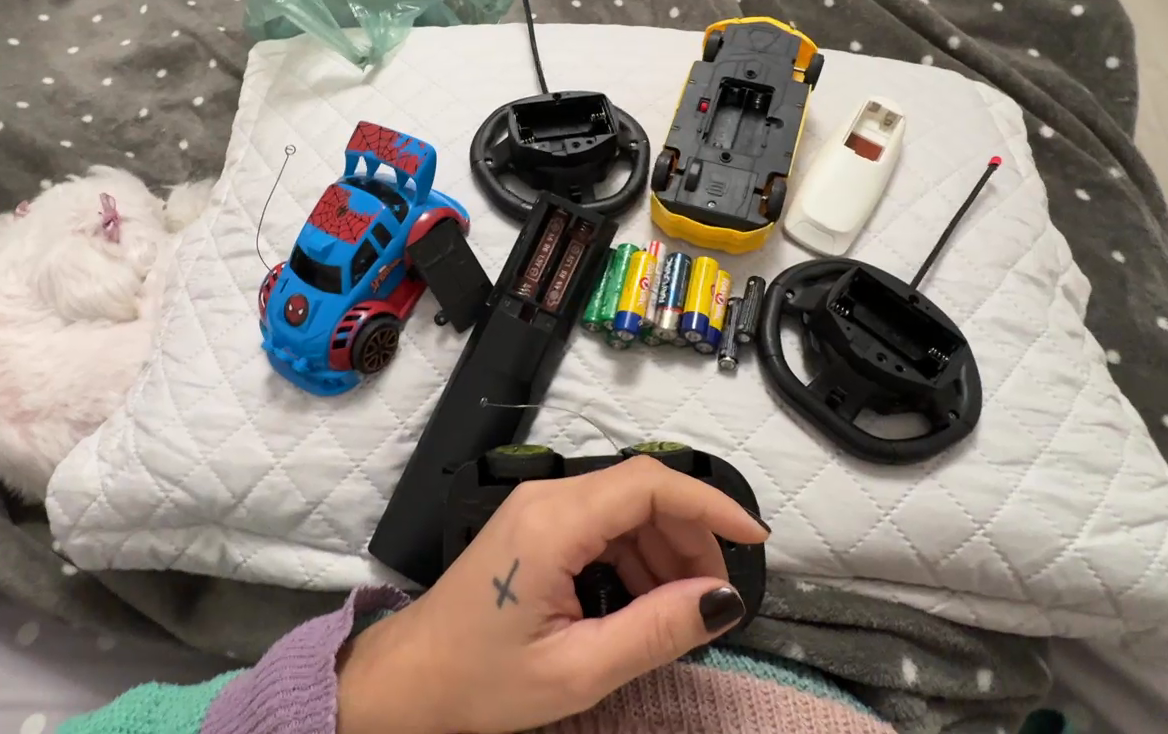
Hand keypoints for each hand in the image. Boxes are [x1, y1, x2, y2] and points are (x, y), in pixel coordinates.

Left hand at [337, 455, 769, 733]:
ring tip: (682, 610)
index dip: (709, 502)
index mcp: (554, 522)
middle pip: (640, 491)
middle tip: (715, 599)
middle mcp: (547, 497)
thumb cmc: (483, 682)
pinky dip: (635, 555)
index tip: (756, 539)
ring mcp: (538, 506)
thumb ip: (655, 631)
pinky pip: (601, 522)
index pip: (648, 484)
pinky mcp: (535, 523)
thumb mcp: (577, 670)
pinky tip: (644, 601)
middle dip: (690, 537)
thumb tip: (723, 600)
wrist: (411, 680)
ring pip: (624, 506)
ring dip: (665, 550)